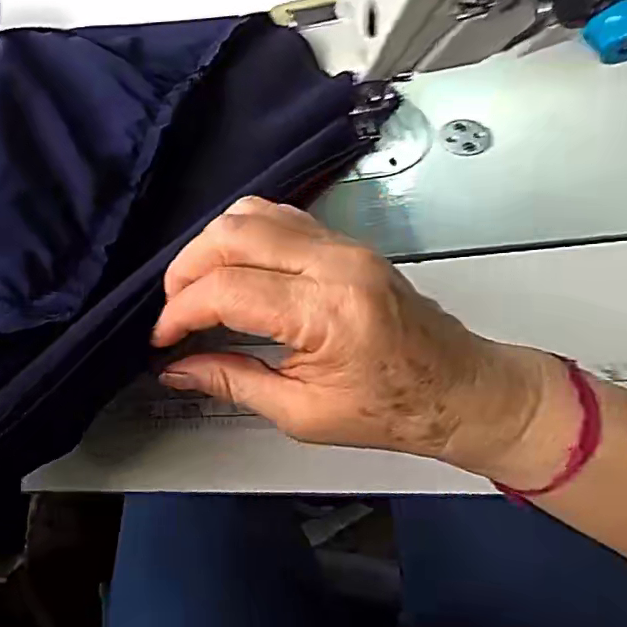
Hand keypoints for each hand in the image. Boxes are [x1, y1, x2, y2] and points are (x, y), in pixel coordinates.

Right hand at [151, 197, 573, 482]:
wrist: (465, 390)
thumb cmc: (392, 408)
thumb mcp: (299, 412)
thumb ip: (229, 382)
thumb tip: (174, 369)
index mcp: (328, 314)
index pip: (225, 290)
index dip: (178, 313)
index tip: (162, 339)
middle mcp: (336, 265)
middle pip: (229, 236)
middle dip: (184, 273)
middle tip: (174, 310)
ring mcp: (343, 246)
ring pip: (248, 214)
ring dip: (207, 249)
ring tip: (197, 288)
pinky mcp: (343, 241)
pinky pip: (273, 215)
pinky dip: (236, 236)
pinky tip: (229, 269)